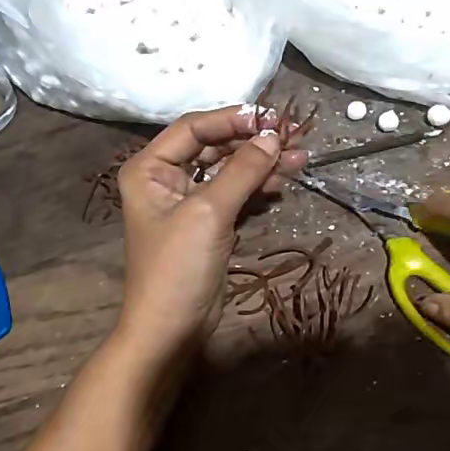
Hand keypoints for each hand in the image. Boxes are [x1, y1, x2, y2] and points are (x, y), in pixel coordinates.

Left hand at [114, 105, 307, 358]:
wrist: (170, 331)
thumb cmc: (178, 267)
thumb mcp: (209, 213)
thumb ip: (242, 170)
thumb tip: (273, 136)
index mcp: (149, 169)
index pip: (193, 128)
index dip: (232, 120)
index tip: (271, 119)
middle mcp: (165, 179)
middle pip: (213, 146)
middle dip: (252, 141)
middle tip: (292, 136)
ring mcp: (187, 202)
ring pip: (228, 170)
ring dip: (261, 164)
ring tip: (300, 157)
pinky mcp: (208, 224)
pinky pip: (235, 194)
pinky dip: (257, 187)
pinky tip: (283, 182)